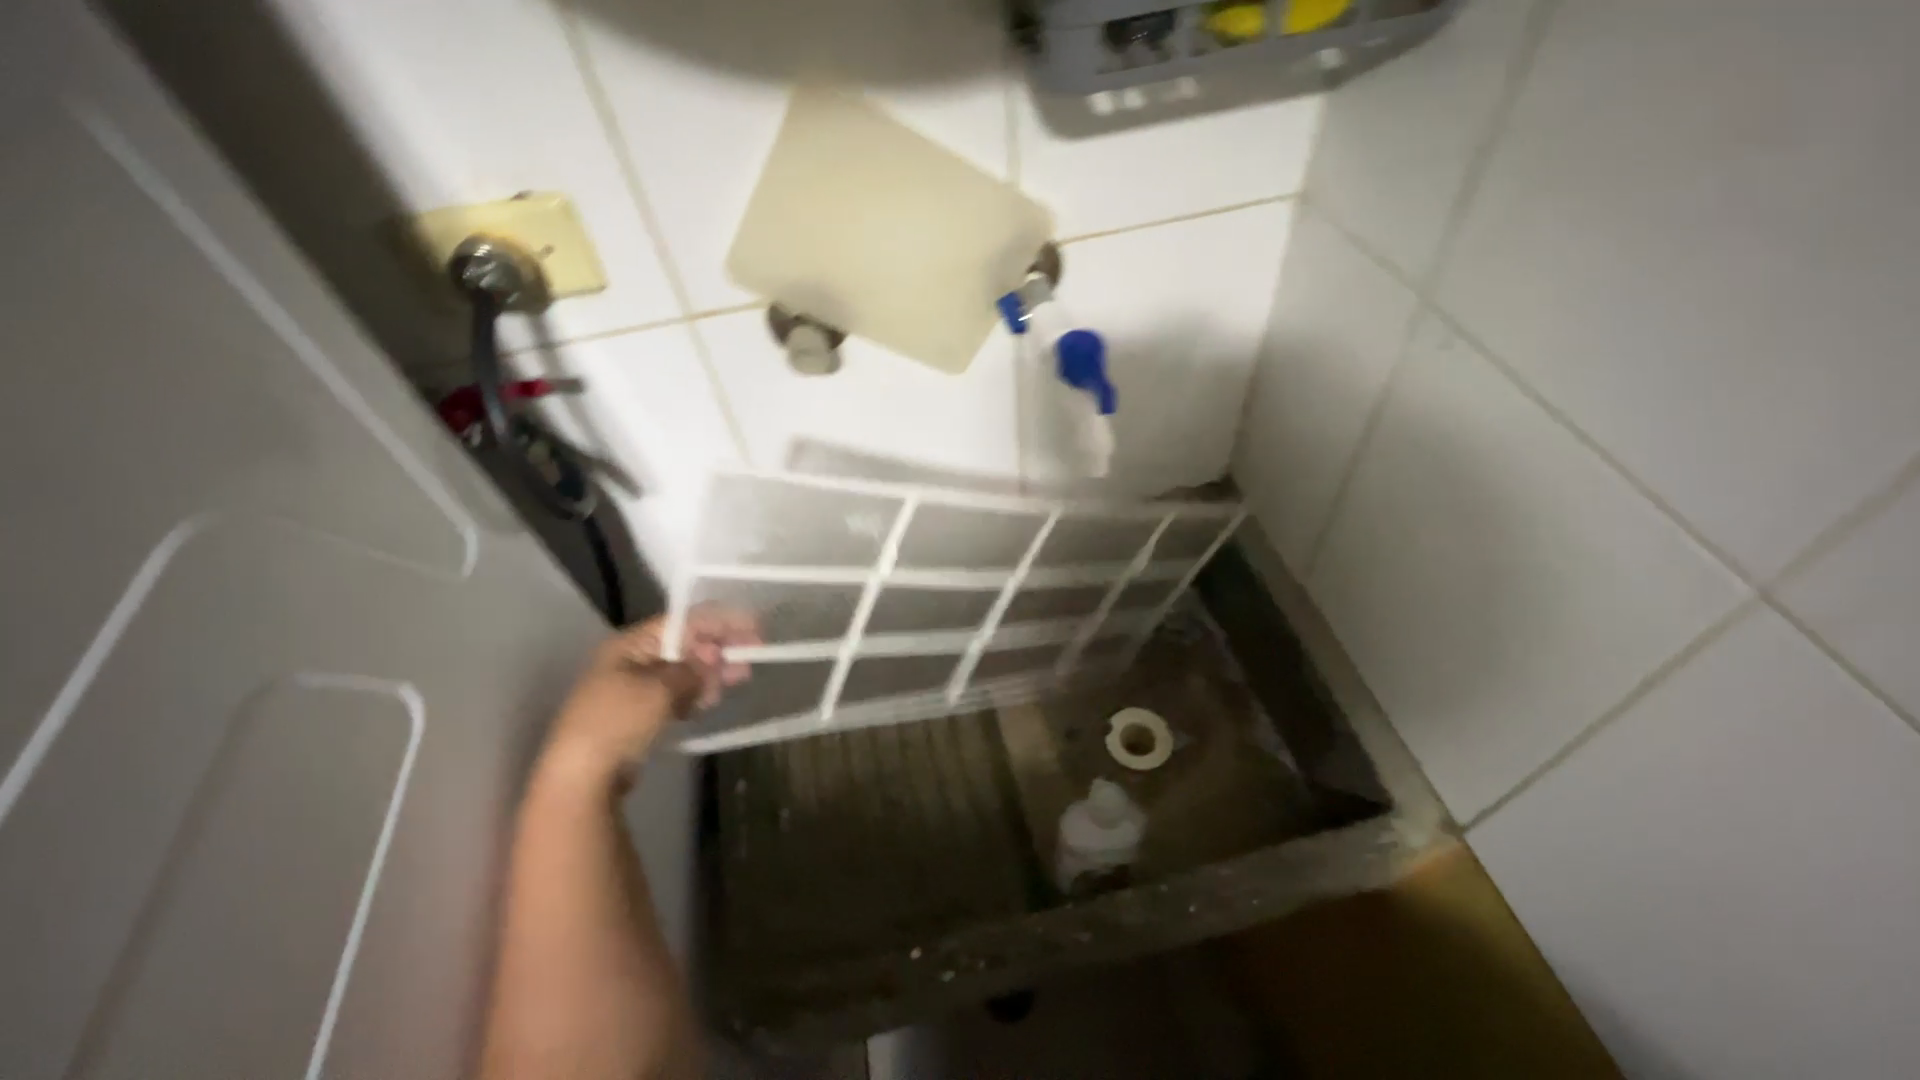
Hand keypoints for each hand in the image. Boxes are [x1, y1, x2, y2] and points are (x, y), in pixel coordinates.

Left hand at [540, 609, 758, 788]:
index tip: (752, 630)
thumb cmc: (617, 722)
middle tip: (750, 659)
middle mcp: (630, 660)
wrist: (581, 776)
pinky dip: (694, 694)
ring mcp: (632, 688)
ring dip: (709, 673)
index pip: (683, 622)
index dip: (720, 623)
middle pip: (683, 645)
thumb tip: (714, 654)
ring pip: (681, 672)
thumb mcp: (659, 690)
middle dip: (718, 649)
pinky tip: (710, 701)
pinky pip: (673, 695)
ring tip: (738, 679)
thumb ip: (692, 669)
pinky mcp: (637, 715)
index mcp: (630, 644)